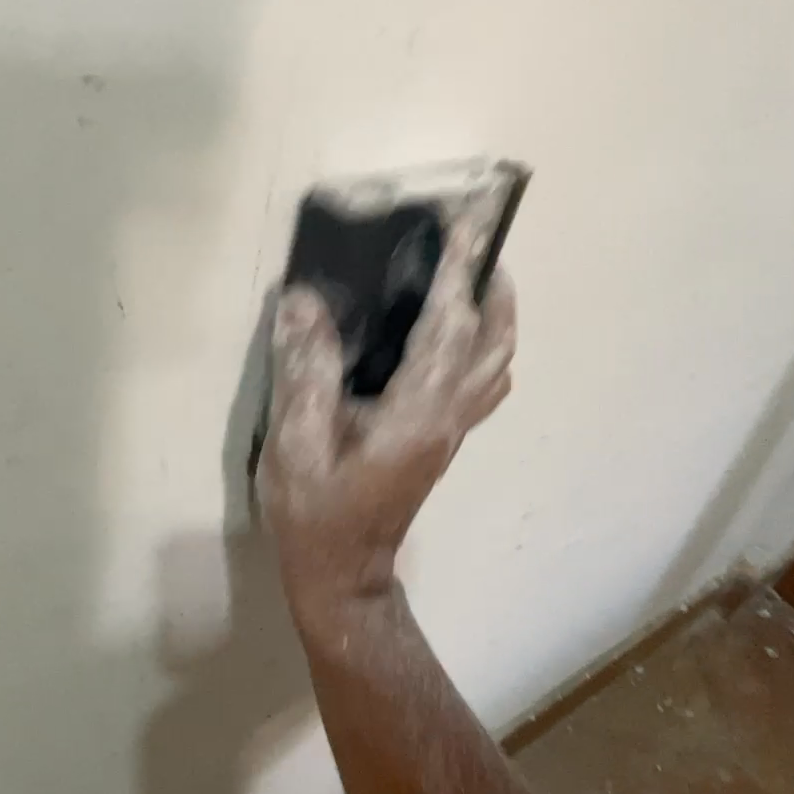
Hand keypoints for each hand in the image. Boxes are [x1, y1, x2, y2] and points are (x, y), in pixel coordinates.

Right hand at [259, 214, 516, 613]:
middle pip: (494, 342)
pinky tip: (451, 336)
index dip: (458, 270)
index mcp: (416, 413)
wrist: (342, 573)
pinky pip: (482, 384)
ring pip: (496, 364)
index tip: (464, 221)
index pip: (450, 326)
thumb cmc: (317, 514)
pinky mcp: (443, 442)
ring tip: (468, 280)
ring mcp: (451, 433)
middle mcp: (447, 418)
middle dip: (492, 286)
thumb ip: (306, 371)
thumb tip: (305, 301)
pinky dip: (482, 347)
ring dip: (494, 316)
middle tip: (472, 245)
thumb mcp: (296, 444)